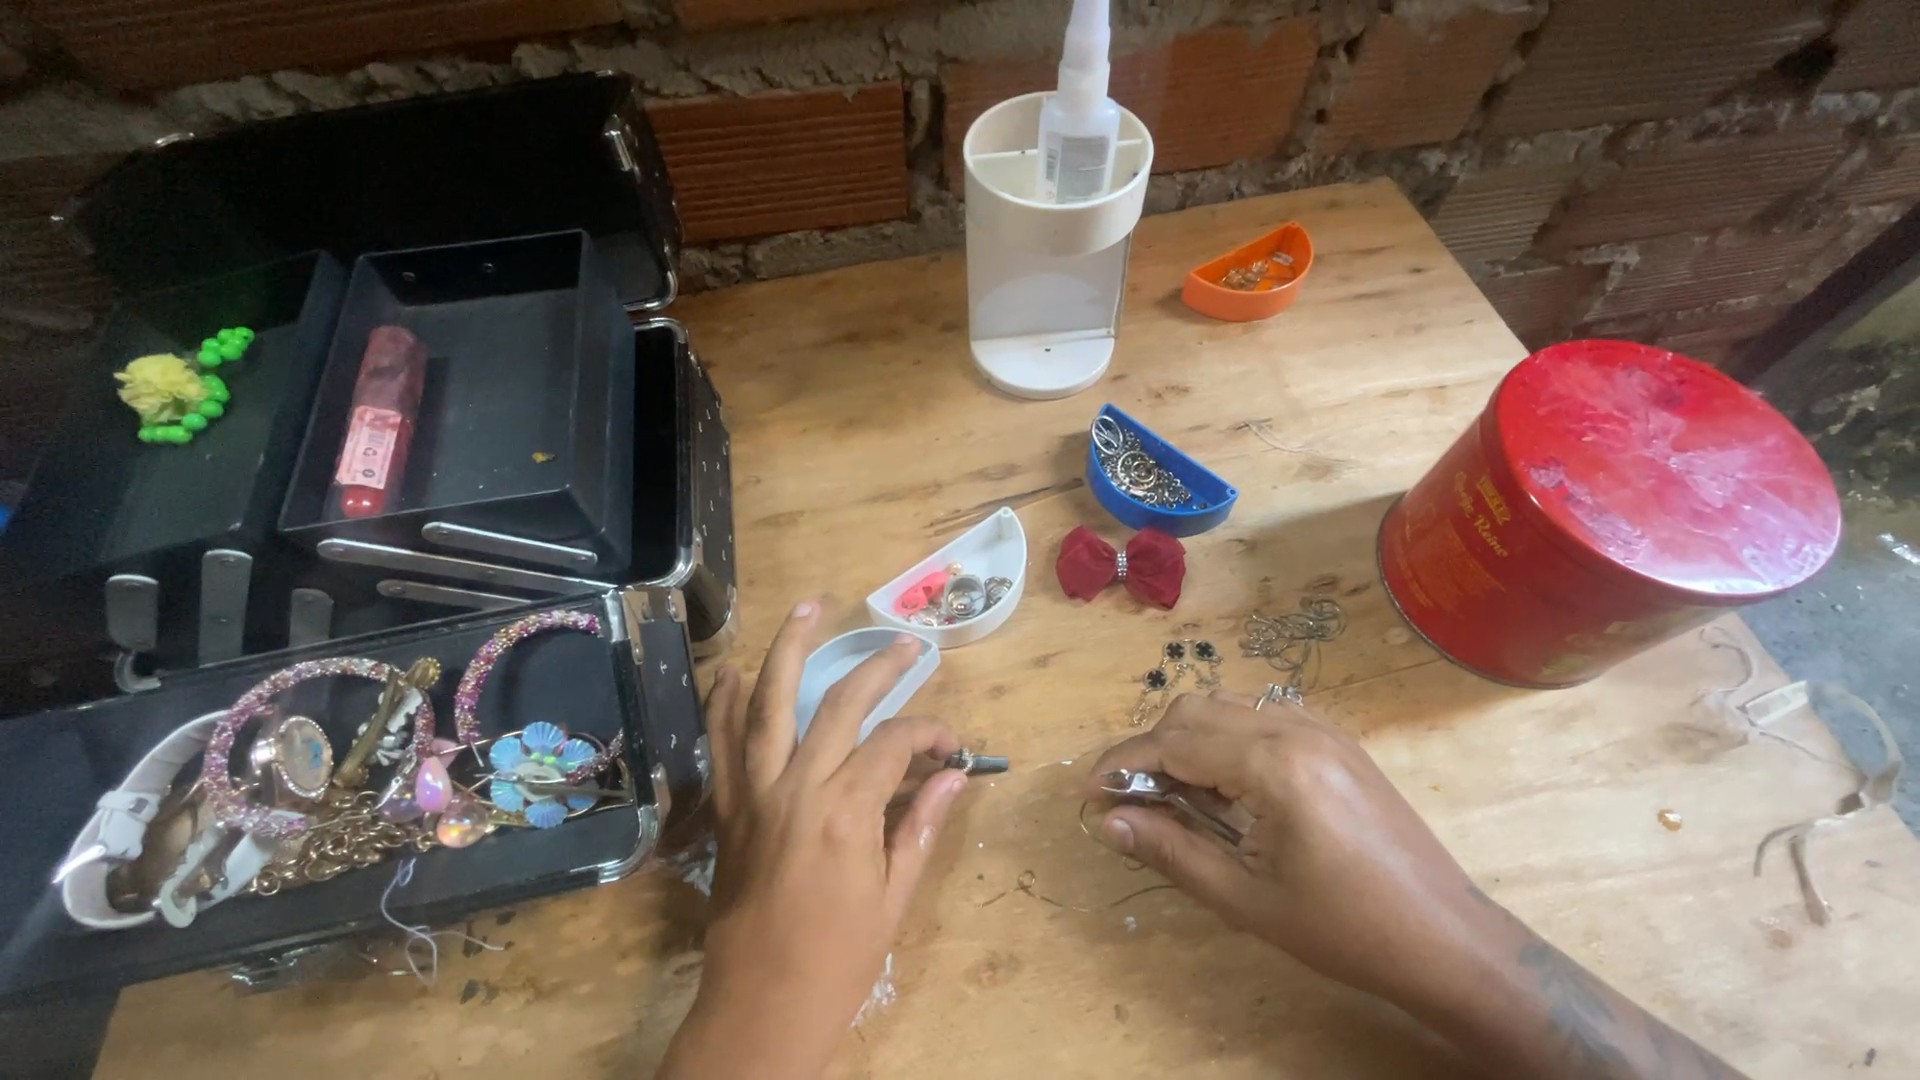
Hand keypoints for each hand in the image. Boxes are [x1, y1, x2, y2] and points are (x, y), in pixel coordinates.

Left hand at [660, 602, 966, 1079]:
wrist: (760, 1006)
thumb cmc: (839, 960)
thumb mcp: (895, 897)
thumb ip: (921, 826)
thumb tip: (957, 776)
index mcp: (847, 812)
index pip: (897, 742)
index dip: (930, 733)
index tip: (951, 746)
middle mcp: (798, 787)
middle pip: (841, 704)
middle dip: (878, 667)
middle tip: (906, 644)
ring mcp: (755, 792)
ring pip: (769, 703)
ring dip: (788, 650)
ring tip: (808, 608)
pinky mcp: (729, 807)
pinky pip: (720, 742)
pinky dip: (723, 703)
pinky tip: (732, 671)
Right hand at [1085, 690, 1485, 1008]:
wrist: (1448, 940)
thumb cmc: (1344, 930)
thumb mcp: (1246, 899)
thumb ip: (1170, 850)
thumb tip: (1107, 822)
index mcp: (1274, 765)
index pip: (1174, 743)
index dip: (1123, 764)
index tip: (1090, 792)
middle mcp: (1294, 728)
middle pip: (1194, 713)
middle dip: (1150, 749)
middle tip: (1132, 799)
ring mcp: (1320, 728)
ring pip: (1225, 708)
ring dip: (1186, 740)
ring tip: (1176, 796)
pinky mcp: (1335, 740)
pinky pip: (1259, 717)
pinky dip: (1224, 739)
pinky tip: (1225, 785)